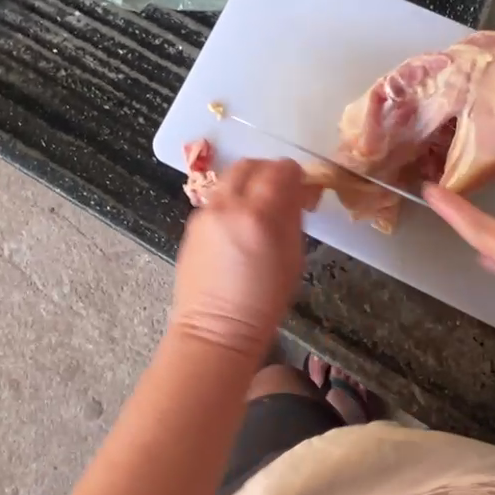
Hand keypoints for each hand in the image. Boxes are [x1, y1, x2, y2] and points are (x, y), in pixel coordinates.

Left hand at [170, 158, 317, 358]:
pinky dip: (232, 199)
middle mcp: (228, 206)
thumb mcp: (293, 258)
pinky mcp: (192, 223)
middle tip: (282, 189)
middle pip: (250, 164)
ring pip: (230, 178)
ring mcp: (206, 213)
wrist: (215, 330)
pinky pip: (217, 198)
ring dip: (249, 182)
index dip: (295, 173)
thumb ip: (293, 217)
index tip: (303, 185)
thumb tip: (297, 193)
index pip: (280, 170)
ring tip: (260, 206)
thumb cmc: (264, 302)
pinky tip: (240, 224)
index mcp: (259, 215)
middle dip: (269, 170)